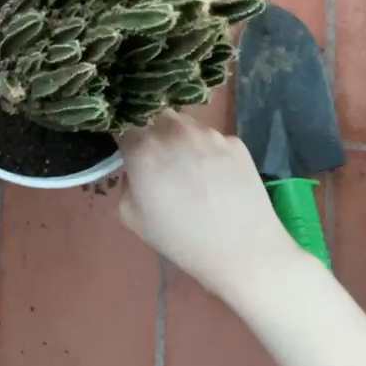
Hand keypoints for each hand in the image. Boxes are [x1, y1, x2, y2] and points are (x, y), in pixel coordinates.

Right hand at [117, 112, 311, 296]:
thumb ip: (125, 180)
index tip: (124, 149)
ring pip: (184, 123)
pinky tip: (213, 176)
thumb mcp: (130, 215)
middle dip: (149, 130)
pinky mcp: (236, 142)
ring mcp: (209, 133)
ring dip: (178, 137)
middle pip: (153, 115)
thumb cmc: (179, 238)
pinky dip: (206, 150)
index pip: (122, 124)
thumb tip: (135, 167)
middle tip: (155, 157)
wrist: (243, 250)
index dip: (122, 135)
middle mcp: (174, 131)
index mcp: (143, 148)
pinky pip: (211, 138)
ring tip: (188, 167)